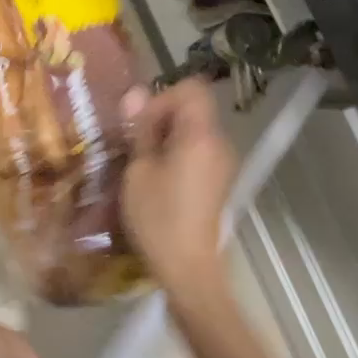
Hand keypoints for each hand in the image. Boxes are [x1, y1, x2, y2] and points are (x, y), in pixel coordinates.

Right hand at [121, 78, 236, 289]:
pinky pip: (198, 151)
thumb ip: (141, 129)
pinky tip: (158, 179)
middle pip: (193, 108)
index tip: (141, 123)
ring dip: (168, 137)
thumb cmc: (159, 217)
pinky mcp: (219, 181)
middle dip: (162, 117)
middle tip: (135, 143)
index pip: (190, 88)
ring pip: (194, 130)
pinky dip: (178, 154)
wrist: (189, 269)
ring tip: (142, 162)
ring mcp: (223, 163)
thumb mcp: (139, 170)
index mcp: (201, 135)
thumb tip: (135, 93)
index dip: (163, 96)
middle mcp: (219, 143)